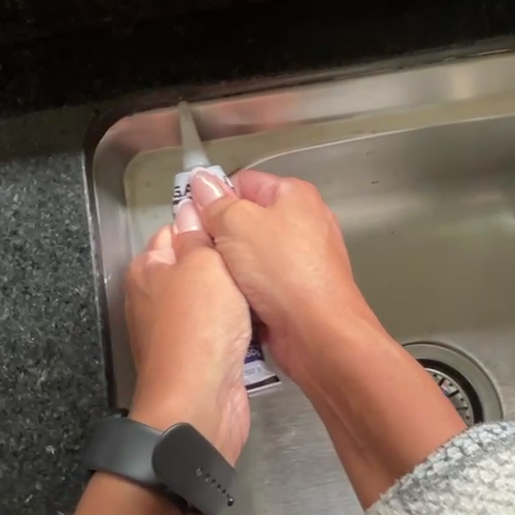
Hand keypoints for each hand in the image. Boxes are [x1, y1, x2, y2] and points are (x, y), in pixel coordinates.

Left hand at [122, 223, 250, 462]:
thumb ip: (199, 235)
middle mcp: (158, 298)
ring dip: (239, 295)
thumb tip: (192, 208)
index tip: (237, 220)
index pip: (176, 229)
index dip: (206, 222)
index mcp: (148, 269)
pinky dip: (242, 326)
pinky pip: (225, 329)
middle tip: (256, 254)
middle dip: (228, 261)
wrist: (200, 402)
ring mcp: (179, 330)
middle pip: (199, 265)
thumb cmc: (197, 328)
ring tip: (263, 286)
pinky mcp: (201, 356)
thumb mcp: (203, 264)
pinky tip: (260, 321)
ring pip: (217, 298)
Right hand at [180, 168, 386, 385]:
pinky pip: (263, 282)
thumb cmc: (283, 272)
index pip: (242, 183)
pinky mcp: (301, 290)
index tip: (194, 219)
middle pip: (246, 220)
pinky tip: (236, 300)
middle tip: (202, 252)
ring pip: (251, 255)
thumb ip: (216, 202)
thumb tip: (200, 181)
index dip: (215, 199)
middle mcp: (304, 221)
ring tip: (218, 279)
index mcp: (293, 195)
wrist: (320, 332)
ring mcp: (305, 258)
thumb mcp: (237, 224)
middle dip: (221, 236)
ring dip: (231, 267)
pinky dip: (247, 290)